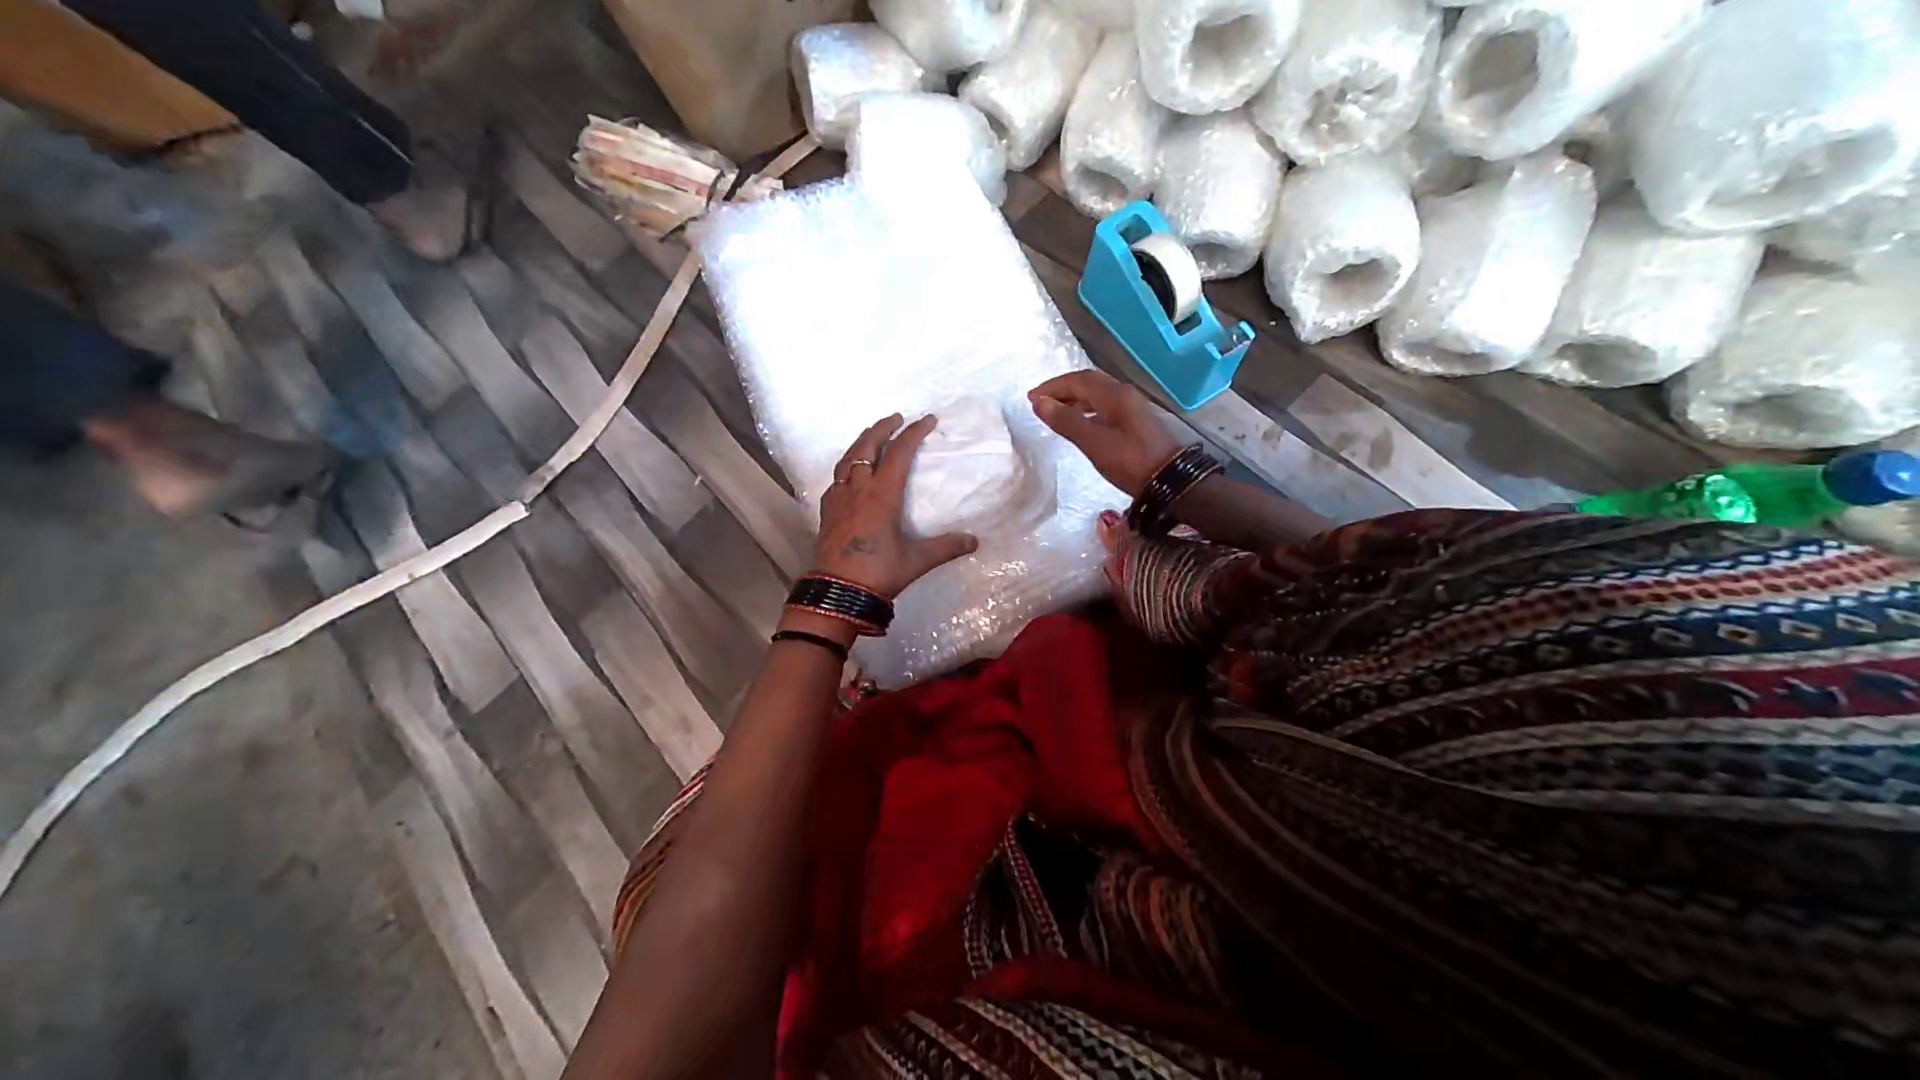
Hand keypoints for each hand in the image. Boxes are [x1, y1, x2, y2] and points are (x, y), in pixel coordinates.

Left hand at [811, 413, 979, 596]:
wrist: (838, 591)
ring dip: (861, 443)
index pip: (899, 452)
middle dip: (882, 428)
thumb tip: (973, 541)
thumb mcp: (917, 560)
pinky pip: (836, 479)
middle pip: (867, 446)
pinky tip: (850, 475)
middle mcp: (858, 489)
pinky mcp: (827, 512)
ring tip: (872, 436)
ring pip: (847, 459)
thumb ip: (946, 547)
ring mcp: (838, 499)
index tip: (928, 420)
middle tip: (896, 418)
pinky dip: (846, 468)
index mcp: (881, 495)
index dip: (914, 433)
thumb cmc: (878, 572)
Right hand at [1028, 371, 1180, 496]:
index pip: (1078, 380)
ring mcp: (1131, 407)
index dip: (1053, 386)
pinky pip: (1104, 405)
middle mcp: (1123, 394)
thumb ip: (1066, 421)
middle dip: (1062, 389)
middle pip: (1088, 382)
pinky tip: (1079, 422)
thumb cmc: (1129, 461)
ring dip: (1074, 398)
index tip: (1032, 398)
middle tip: (1040, 401)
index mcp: (1115, 395)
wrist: (1168, 480)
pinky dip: (1086, 408)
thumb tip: (1039, 403)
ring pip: (1097, 394)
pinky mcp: (1133, 421)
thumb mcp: (1094, 443)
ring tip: (1054, 411)